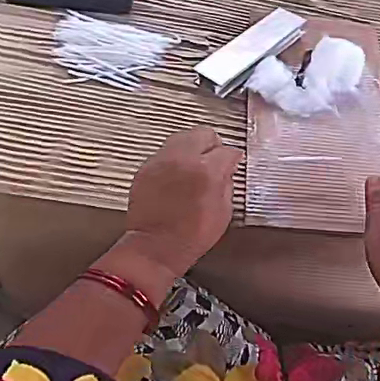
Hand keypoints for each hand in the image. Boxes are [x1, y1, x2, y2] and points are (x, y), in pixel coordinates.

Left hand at [123, 126, 241, 272]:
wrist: (155, 247)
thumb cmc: (190, 236)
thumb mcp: (223, 212)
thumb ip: (227, 184)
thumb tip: (226, 171)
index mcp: (207, 171)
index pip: (227, 150)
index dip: (233, 158)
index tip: (232, 162)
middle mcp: (183, 160)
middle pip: (203, 133)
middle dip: (212, 145)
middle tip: (214, 160)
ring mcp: (161, 161)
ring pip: (182, 137)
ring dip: (192, 148)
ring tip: (194, 167)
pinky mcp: (146, 168)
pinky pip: (165, 153)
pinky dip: (174, 160)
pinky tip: (177, 176)